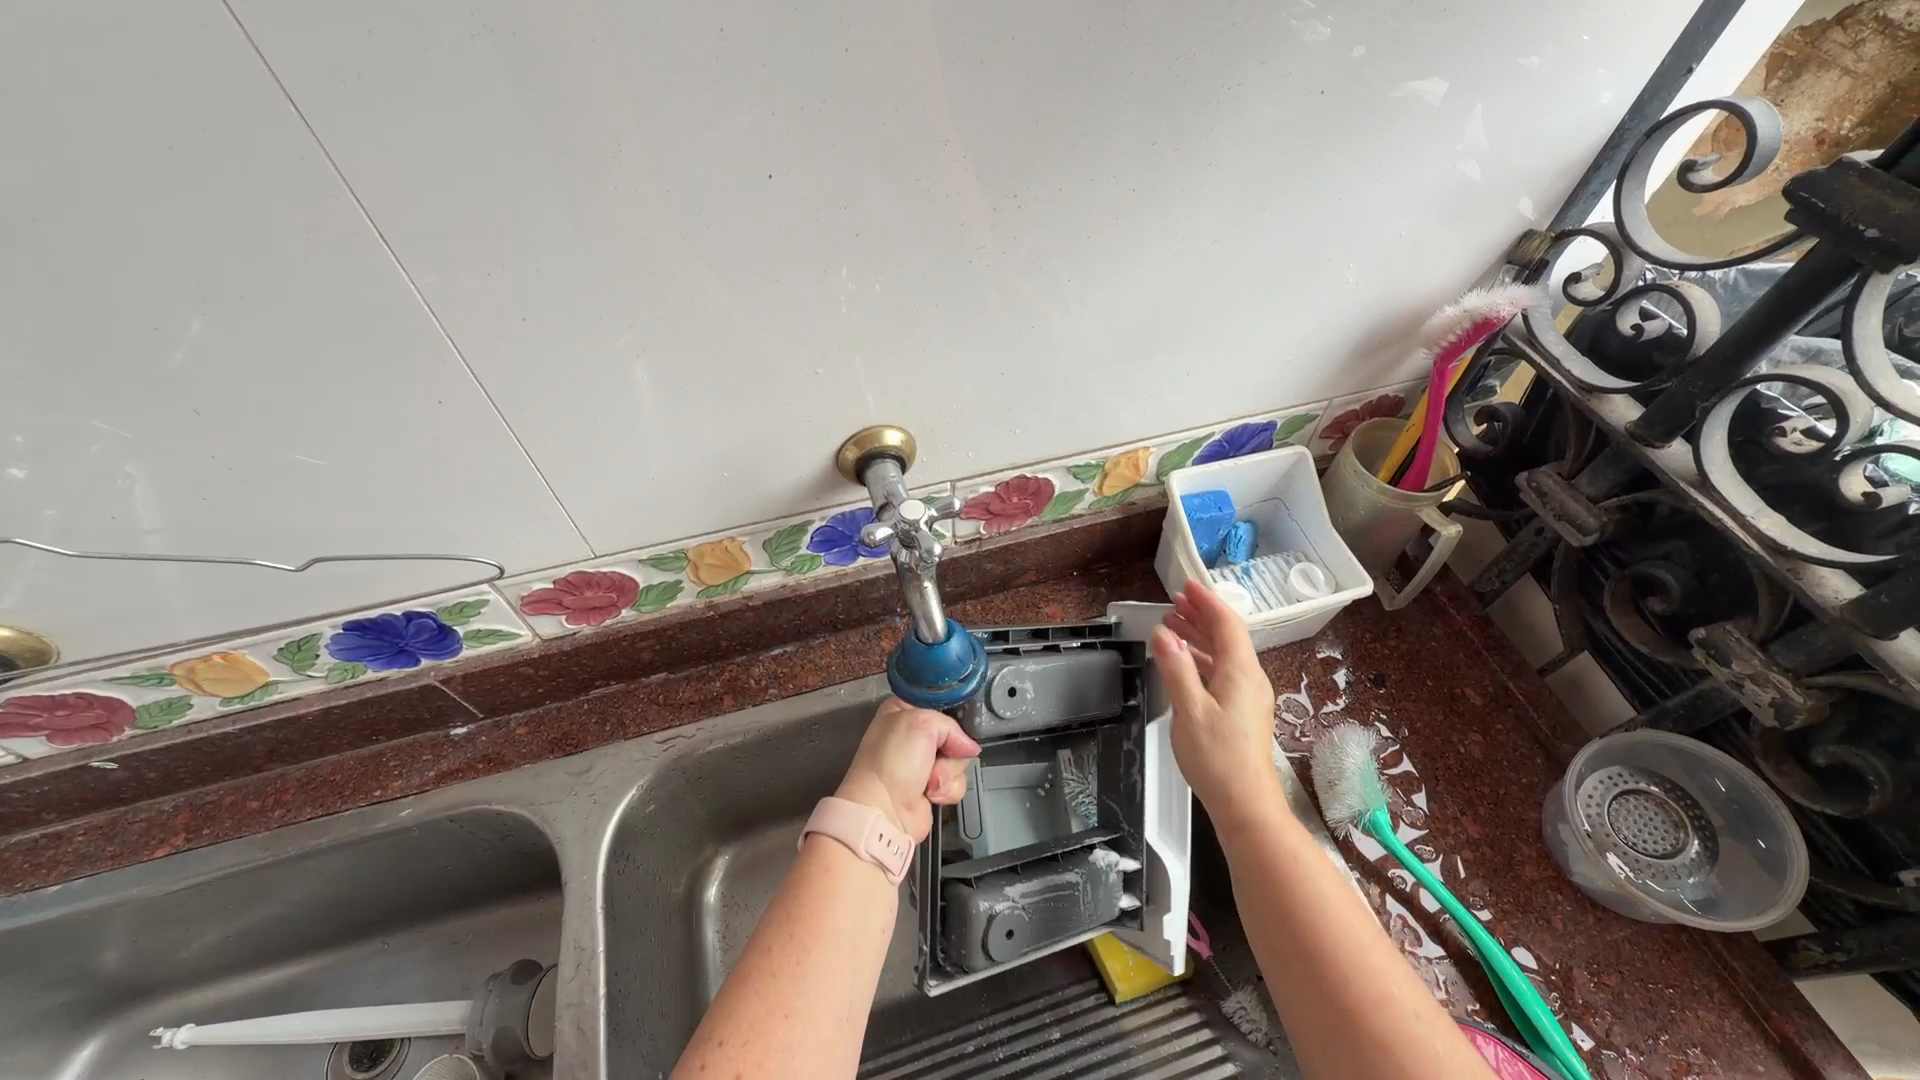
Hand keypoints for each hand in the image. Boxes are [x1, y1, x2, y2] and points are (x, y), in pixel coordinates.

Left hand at [836, 698, 981, 842]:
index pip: (940, 705)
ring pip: (959, 760)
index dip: (949, 717)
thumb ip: (950, 725)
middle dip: (950, 750)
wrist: (883, 810)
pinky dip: (947, 789)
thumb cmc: (893, 760)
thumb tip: (969, 747)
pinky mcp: (931, 787)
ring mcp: (922, 763)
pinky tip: (929, 794)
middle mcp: (912, 735)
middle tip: (934, 757)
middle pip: (954, 735)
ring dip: (948, 772)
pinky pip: (956, 782)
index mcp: (902, 711)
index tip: (949, 730)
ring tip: (928, 781)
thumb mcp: (922, 722)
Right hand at [1154, 581, 1287, 831]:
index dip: (1206, 601)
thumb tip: (1162, 633)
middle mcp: (1249, 678)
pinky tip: (1183, 663)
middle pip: (1227, 636)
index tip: (1185, 586)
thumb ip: (1176, 668)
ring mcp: (1248, 696)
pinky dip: (1202, 659)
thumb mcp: (1189, 710)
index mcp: (1240, 672)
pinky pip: (1223, 672)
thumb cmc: (1217, 757)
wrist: (1245, 803)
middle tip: (1175, 602)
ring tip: (1172, 625)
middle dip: (1201, 615)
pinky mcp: (1242, 712)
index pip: (1226, 624)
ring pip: (1224, 655)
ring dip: (1199, 637)